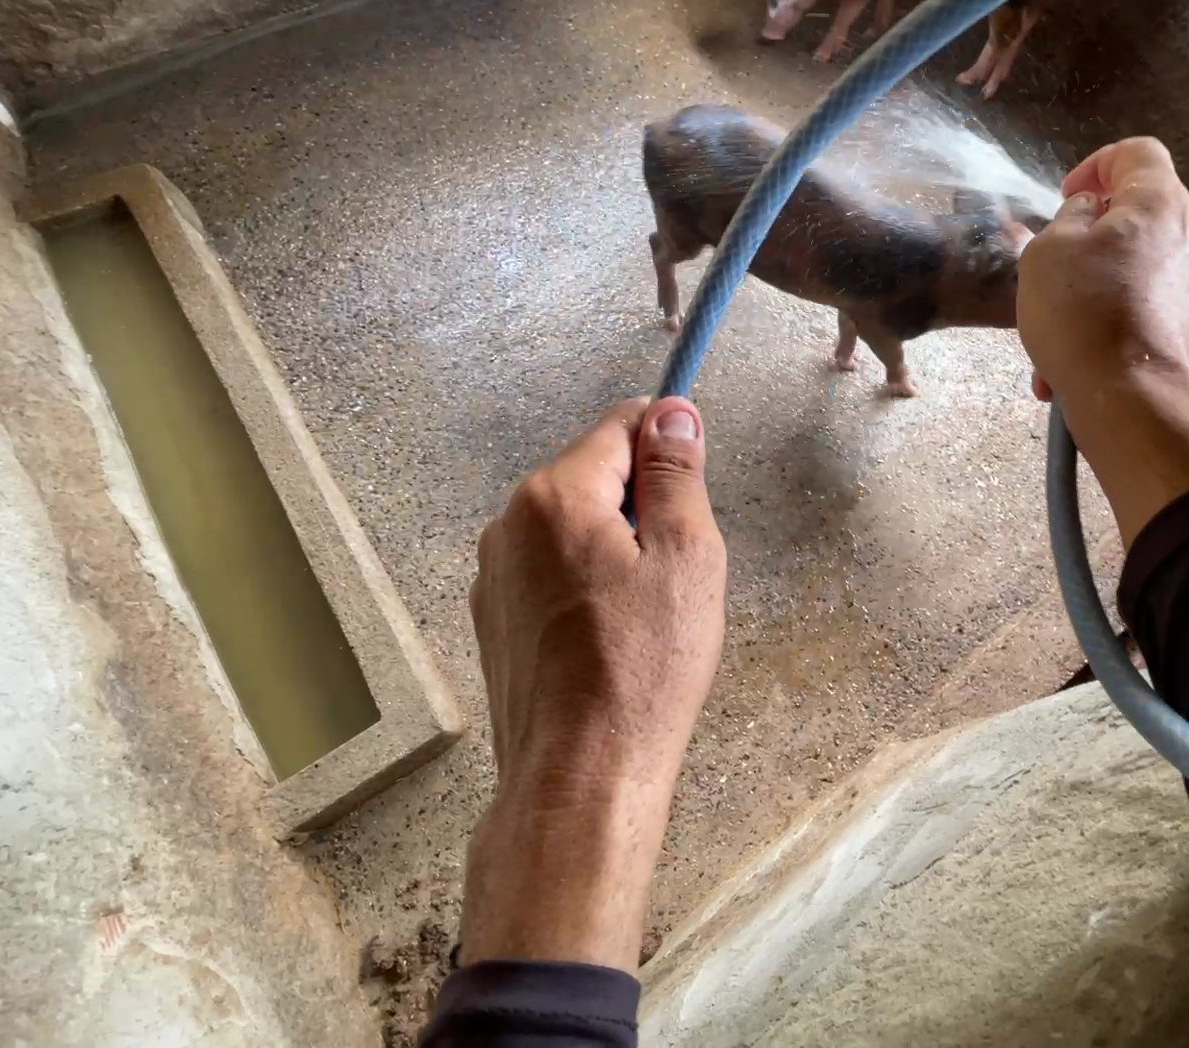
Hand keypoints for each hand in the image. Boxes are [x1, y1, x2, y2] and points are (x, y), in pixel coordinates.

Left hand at [462, 396, 726, 970]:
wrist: (580, 776)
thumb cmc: (645, 666)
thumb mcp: (686, 557)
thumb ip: (676, 473)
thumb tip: (672, 411)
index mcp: (554, 496)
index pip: (619, 426)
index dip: (666, 442)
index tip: (694, 483)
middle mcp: (509, 523)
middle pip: (593, 476)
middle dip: (640, 505)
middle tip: (675, 570)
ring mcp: (494, 574)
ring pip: (573, 527)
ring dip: (614, 546)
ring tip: (644, 613)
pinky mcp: (495, 618)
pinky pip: (551, 571)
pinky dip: (586, 583)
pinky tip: (609, 637)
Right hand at [1016, 138, 1188, 545]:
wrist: (1127, 396)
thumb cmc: (1080, 311)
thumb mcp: (1046, 252)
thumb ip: (1065, 222)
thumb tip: (1084, 217)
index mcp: (1157, 204)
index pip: (1137, 153)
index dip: (1097, 164)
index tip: (1066, 197)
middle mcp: (1188, 239)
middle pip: (1136, 219)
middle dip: (1087, 241)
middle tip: (1051, 270)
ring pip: (1132, 275)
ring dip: (1088, 296)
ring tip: (1049, 339)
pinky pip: (1139, 317)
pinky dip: (1104, 330)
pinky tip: (1068, 367)